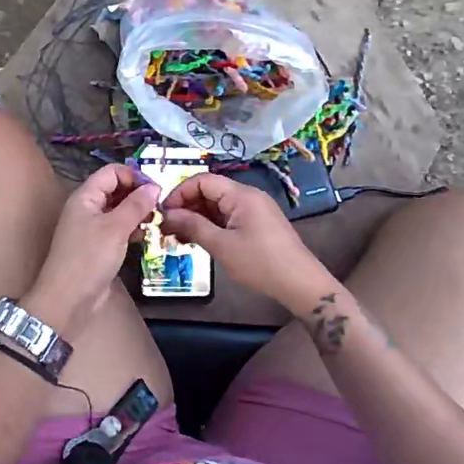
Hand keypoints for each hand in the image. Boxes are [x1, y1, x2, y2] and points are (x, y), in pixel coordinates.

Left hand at [24, 164, 159, 329]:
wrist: (68, 299)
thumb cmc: (89, 258)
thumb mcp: (115, 228)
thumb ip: (135, 205)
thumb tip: (154, 186)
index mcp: (85, 196)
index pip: (111, 172)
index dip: (133, 176)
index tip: (156, 188)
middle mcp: (87, 208)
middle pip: (115, 190)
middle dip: (137, 194)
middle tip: (160, 206)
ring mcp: (92, 228)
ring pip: (118, 210)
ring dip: (137, 212)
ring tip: (156, 221)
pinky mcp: (98, 246)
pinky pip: (118, 229)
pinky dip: (131, 229)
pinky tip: (144, 236)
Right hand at [160, 173, 332, 311]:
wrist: (299, 283)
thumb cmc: (260, 263)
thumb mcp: (221, 245)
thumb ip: (193, 226)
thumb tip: (167, 214)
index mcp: (241, 194)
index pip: (202, 180)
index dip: (179, 193)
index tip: (163, 213)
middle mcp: (248, 196)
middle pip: (209, 191)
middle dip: (185, 207)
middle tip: (166, 229)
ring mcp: (253, 210)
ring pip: (216, 206)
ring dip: (196, 218)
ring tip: (178, 237)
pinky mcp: (256, 224)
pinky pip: (227, 217)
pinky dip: (210, 225)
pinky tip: (197, 240)